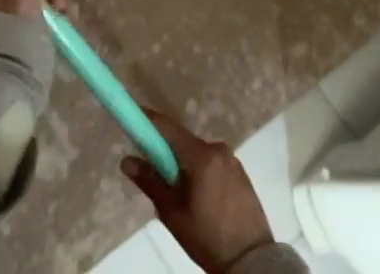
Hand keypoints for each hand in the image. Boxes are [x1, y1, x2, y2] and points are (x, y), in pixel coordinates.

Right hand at [120, 109, 272, 273]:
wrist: (252, 263)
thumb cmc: (208, 237)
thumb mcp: (173, 213)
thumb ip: (150, 182)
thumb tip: (126, 161)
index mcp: (202, 156)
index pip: (168, 127)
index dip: (147, 120)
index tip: (131, 120)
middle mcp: (219, 151)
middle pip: (183, 141)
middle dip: (165, 151)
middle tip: (153, 173)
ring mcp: (233, 162)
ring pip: (198, 154)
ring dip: (184, 164)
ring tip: (178, 193)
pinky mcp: (242, 175)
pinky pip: (212, 164)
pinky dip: (200, 172)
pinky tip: (198, 196)